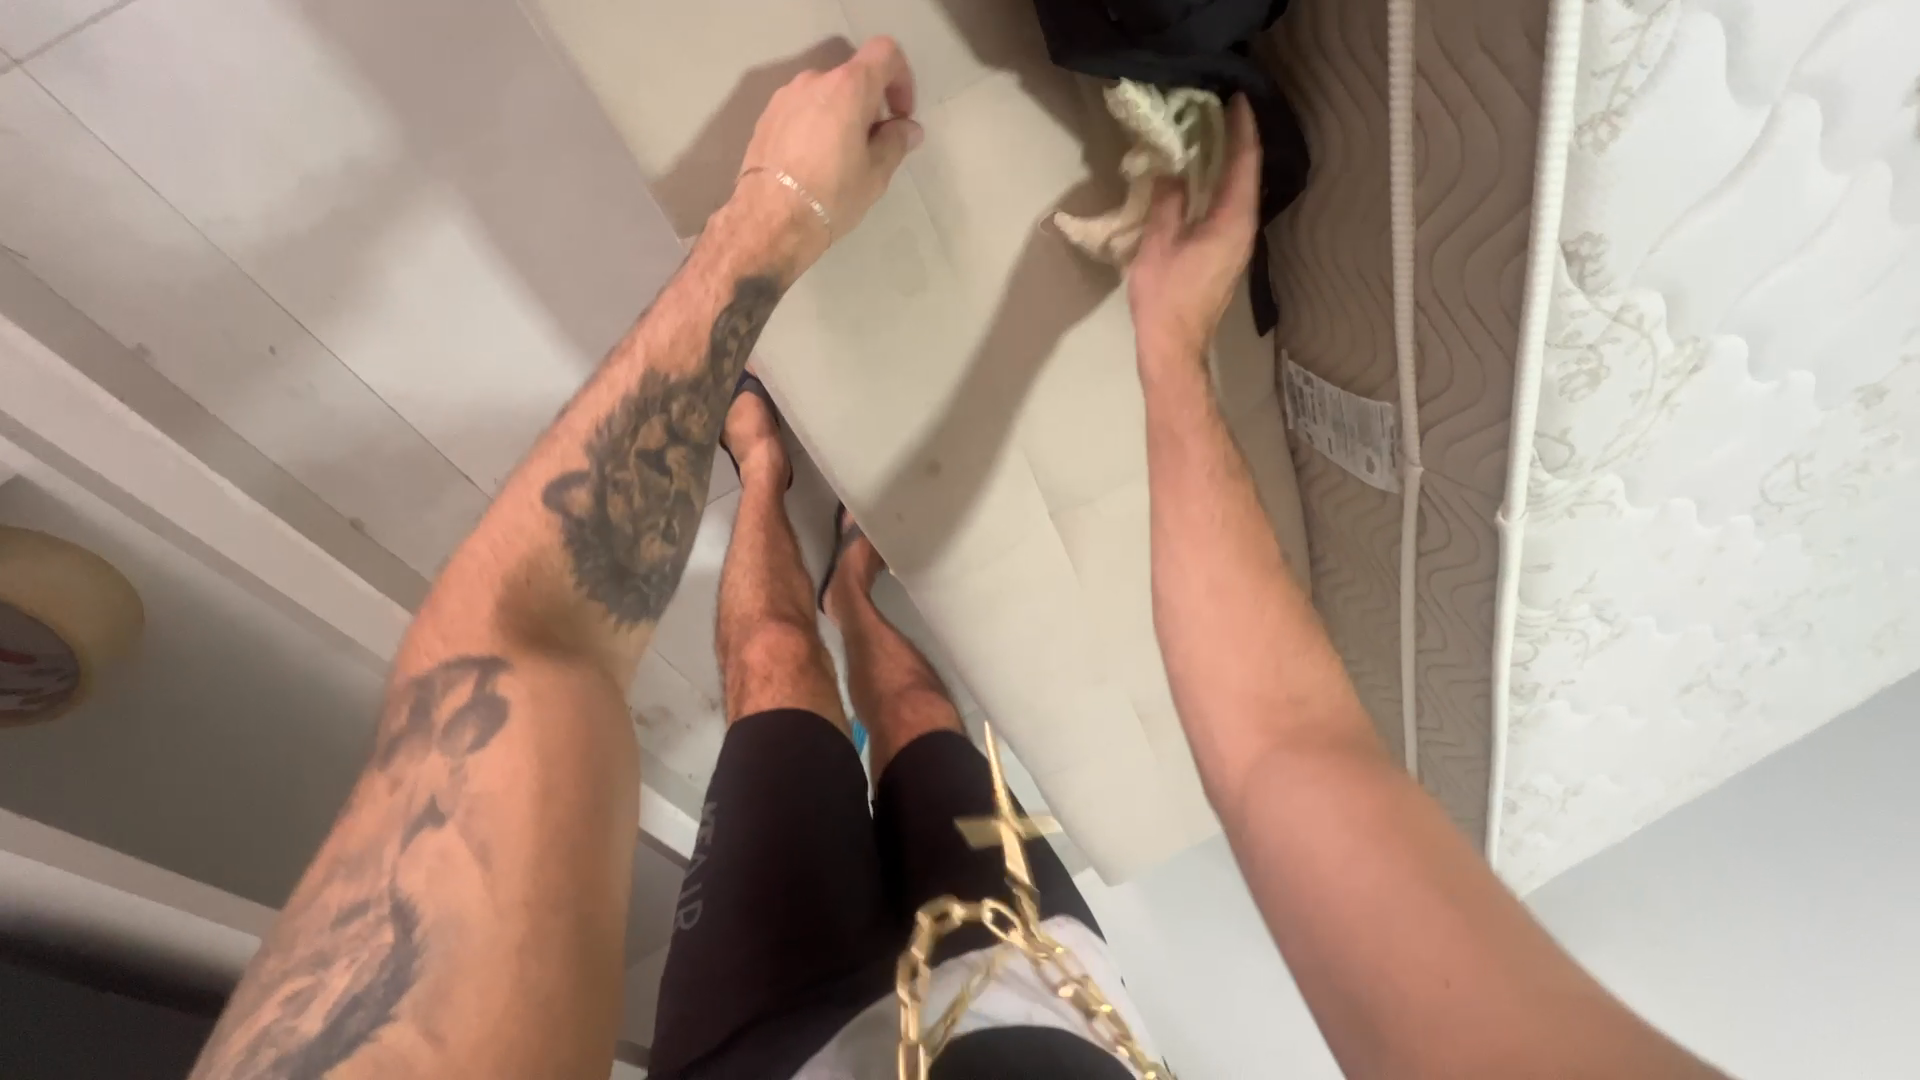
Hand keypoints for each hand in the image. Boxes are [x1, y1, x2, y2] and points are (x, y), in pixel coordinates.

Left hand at [736, 37, 922, 265]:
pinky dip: (816, 125)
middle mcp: (815, 80)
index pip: (885, 54)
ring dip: (841, 116)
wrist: (771, 219)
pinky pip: (802, 111)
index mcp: (849, 88)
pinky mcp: (767, 116)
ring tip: (841, 158)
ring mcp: (786, 96)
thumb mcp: (875, 175)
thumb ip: (895, 143)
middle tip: (873, 145)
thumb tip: (908, 129)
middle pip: (853, 77)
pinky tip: (814, 163)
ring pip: (826, 95)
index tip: (900, 115)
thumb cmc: (832, 196)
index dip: (901, 79)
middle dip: (869, 105)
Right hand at [1127, 94, 1261, 363]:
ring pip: (1238, 195)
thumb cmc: (1165, 297)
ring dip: (1226, 167)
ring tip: (1207, 141)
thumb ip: (1167, 203)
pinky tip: (1199, 184)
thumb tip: (1170, 172)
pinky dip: (1218, 190)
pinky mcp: (1225, 258)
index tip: (1235, 99)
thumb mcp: (1158, 244)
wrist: (1174, 345)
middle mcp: (1243, 230)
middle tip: (1217, 113)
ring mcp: (1237, 246)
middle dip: (1235, 142)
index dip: (1242, 128)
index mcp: (1232, 221)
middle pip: (1247, 176)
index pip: (1244, 162)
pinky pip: (1228, 211)